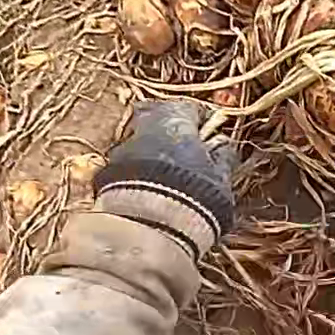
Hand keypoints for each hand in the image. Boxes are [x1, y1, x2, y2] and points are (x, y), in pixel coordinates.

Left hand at [94, 99, 235, 258]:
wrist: (153, 227)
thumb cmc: (196, 195)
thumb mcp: (221, 178)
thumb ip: (223, 156)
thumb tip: (224, 143)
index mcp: (175, 122)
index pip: (190, 107)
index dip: (205, 118)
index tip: (215, 131)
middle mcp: (144, 129)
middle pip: (158, 118)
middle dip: (174, 130)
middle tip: (192, 148)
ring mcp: (123, 151)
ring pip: (144, 142)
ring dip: (159, 152)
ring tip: (175, 176)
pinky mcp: (109, 174)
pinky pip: (132, 165)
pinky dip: (145, 171)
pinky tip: (157, 190)